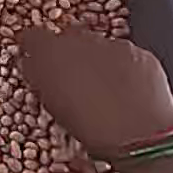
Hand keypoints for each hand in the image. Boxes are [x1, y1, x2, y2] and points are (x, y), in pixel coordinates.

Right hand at [17, 27, 172, 156]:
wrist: (142, 136)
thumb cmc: (88, 125)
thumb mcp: (51, 104)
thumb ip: (37, 76)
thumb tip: (31, 63)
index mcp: (52, 52)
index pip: (32, 36)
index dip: (32, 45)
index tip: (34, 54)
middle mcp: (81, 40)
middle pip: (68, 36)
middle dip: (67, 52)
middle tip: (72, 76)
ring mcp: (113, 44)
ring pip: (98, 45)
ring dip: (96, 58)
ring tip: (103, 86)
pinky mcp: (141, 53)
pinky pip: (125, 55)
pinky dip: (122, 66)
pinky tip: (125, 88)